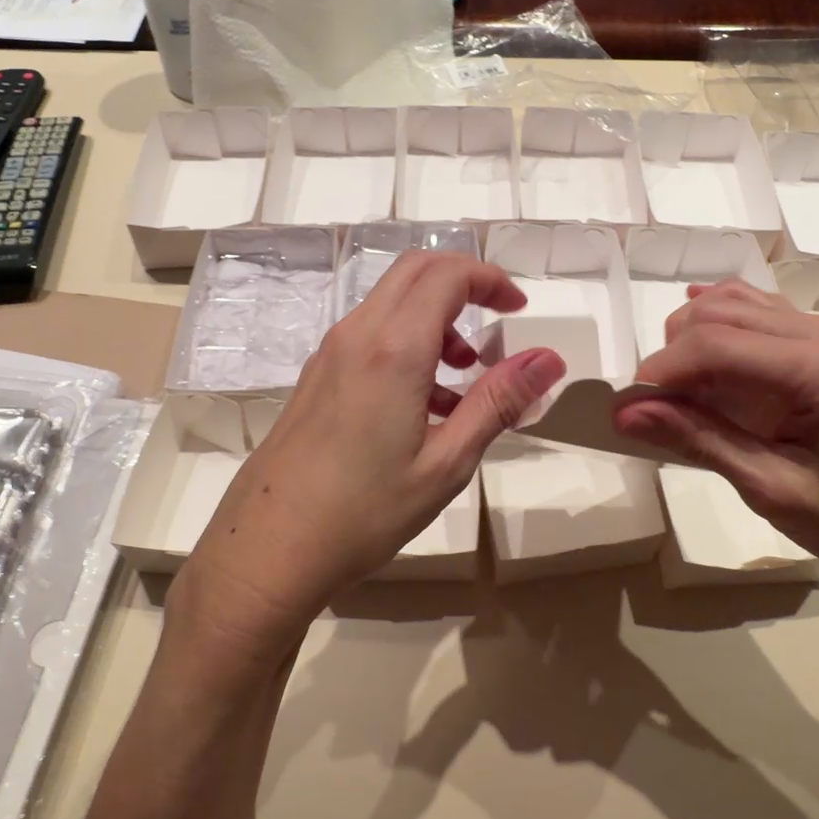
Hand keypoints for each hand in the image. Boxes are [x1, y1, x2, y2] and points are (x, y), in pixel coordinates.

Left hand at [173, 252, 566, 651]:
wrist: (269, 548)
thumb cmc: (365, 512)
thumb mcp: (446, 463)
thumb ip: (498, 402)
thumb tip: (549, 359)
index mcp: (394, 347)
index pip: (448, 275)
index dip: (491, 279)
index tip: (520, 308)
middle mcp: (358, 334)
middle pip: (415, 270)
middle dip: (464, 282)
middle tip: (498, 320)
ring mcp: (330, 353)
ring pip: (391, 301)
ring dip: (435, 316)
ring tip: (463, 378)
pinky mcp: (317, 375)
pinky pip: (370, 333)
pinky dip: (408, 341)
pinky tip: (424, 405)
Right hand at [611, 279, 818, 596]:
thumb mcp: (774, 491)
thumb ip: (701, 441)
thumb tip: (625, 413)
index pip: (717, 343)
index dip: (661, 370)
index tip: (624, 409)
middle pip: (721, 314)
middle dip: (673, 355)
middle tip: (650, 410)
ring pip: (735, 304)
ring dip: (692, 339)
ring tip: (676, 394)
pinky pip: (759, 311)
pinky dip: (719, 324)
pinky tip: (697, 350)